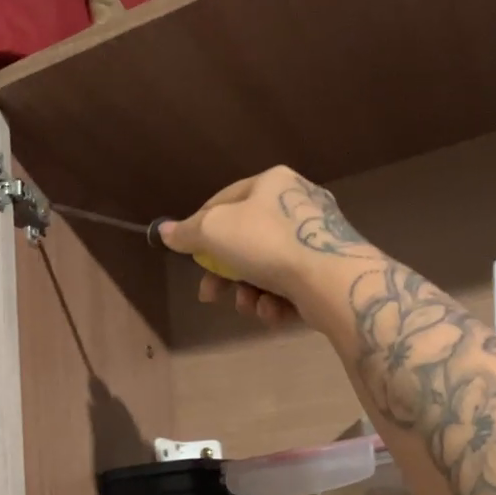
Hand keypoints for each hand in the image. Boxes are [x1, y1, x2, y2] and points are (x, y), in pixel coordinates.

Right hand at [157, 166, 380, 326]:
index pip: (224, 200)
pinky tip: (273, 311)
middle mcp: (298, 204)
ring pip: (266, 268)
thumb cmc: (267, 244)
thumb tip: (164, 231)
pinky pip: (290, 286)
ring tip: (248, 307)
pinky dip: (276, 302)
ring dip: (249, 293)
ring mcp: (317, 239)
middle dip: (224, 273)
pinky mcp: (328, 271)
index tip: (189, 256)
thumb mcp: (214, 232)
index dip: (200, 229)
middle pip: (245, 240)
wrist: (331, 280)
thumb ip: (187, 232)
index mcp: (273, 183)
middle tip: (210, 295)